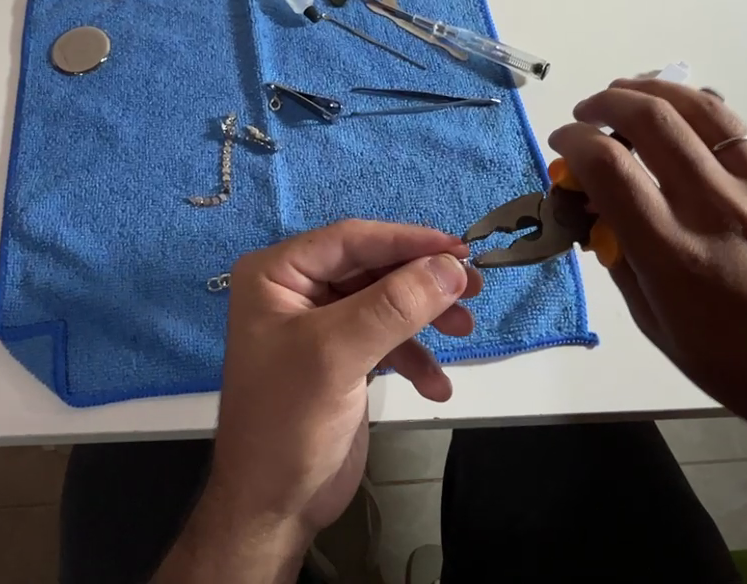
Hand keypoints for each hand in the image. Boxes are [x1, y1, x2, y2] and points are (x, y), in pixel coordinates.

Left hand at [162, 220, 480, 581]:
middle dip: (421, 282)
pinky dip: (414, 358)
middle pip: (371, 268)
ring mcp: (319, 325)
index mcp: (277, 273)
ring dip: (425, 318)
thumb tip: (451, 266)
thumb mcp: (338, 354)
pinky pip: (385, 340)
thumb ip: (395, 305)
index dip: (406, 241)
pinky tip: (436, 386)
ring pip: (384, 302)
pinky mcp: (340, 359)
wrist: (272, 507)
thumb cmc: (288, 420)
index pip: (350, 240)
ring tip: (465, 331)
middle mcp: (296, 290)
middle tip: (474, 288)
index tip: (459, 249)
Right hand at [547, 78, 746, 524]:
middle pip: (651, 119)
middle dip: (606, 102)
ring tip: (631, 94)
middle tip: (590, 111)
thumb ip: (620, 260)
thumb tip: (596, 209)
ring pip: (702, 108)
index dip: (574, 140)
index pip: (607, 165)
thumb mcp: (661, 328)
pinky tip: (692, 133)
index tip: (564, 142)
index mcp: (675, 256)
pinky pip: (745, 136)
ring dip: (653, 91)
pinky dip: (704, 123)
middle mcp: (721, 210)